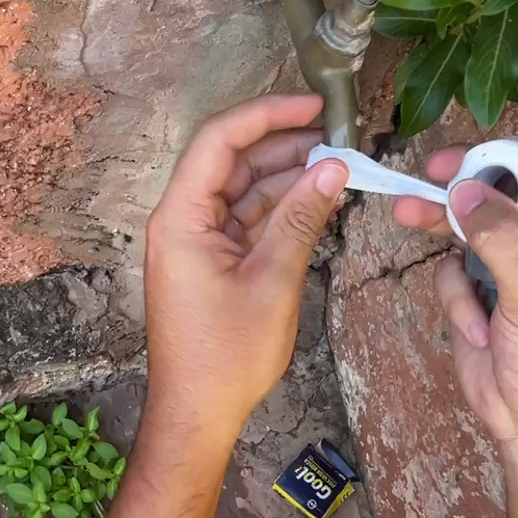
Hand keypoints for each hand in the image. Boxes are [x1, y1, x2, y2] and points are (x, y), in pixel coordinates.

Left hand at [144, 94, 348, 439]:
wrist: (198, 411)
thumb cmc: (226, 355)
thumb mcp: (272, 280)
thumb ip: (301, 219)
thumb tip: (332, 168)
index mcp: (180, 218)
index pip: (219, 141)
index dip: (266, 114)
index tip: (314, 105)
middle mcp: (182, 222)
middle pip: (232, 163)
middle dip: (283, 146)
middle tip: (336, 138)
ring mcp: (196, 242)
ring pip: (243, 192)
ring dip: (285, 178)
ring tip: (335, 166)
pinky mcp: (211, 262)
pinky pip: (246, 222)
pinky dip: (278, 211)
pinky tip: (315, 200)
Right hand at [392, 147, 517, 453]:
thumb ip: (503, 234)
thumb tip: (463, 191)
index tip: (478, 161)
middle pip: (506, 194)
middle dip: (468, 186)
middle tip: (430, 171)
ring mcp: (511, 271)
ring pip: (470, 229)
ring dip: (441, 228)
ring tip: (405, 211)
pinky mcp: (479, 298)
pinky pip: (453, 274)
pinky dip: (455, 299)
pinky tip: (475, 330)